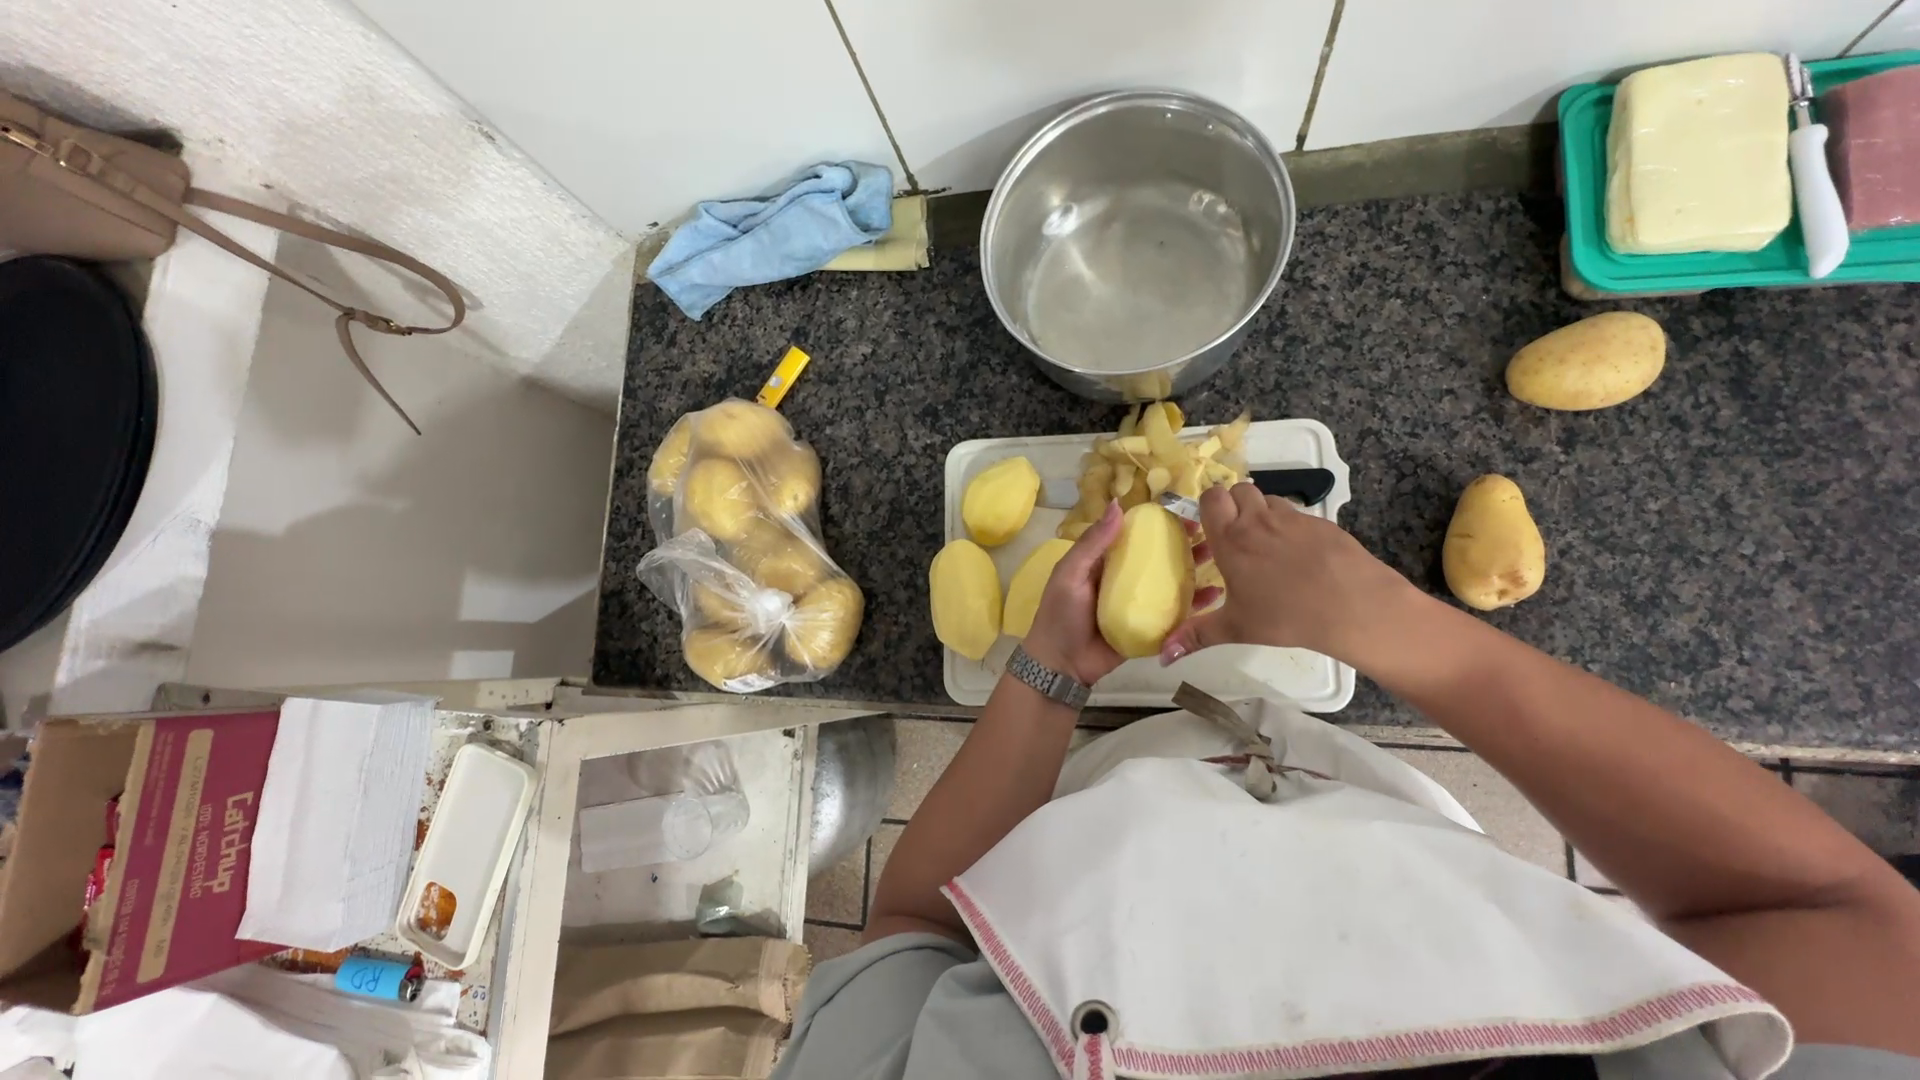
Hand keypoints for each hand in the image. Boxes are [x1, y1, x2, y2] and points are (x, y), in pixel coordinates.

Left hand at [1019, 501, 1221, 686]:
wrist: (1061, 664)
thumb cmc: (1061, 614)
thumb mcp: (1071, 573)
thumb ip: (1093, 543)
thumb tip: (1118, 504)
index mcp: (1107, 562)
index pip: (1137, 536)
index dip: (1160, 524)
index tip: (1184, 512)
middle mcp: (1127, 580)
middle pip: (1160, 558)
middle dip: (1184, 545)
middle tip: (1209, 534)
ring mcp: (1141, 605)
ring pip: (1173, 583)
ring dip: (1195, 570)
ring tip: (1219, 557)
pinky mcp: (1151, 628)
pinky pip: (1177, 614)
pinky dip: (1196, 605)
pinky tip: (1215, 594)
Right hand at [1160, 483, 1423, 667]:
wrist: (1354, 606)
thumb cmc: (1285, 616)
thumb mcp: (1236, 628)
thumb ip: (1196, 635)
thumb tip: (1162, 656)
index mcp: (1232, 539)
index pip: (1211, 498)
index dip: (1206, 507)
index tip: (1205, 529)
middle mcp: (1259, 520)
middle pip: (1238, 490)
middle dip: (1232, 505)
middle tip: (1232, 535)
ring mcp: (1293, 519)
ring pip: (1268, 500)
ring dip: (1260, 514)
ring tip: (1264, 546)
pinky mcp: (1322, 524)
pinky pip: (1297, 516)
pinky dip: (1289, 528)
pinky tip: (1297, 558)